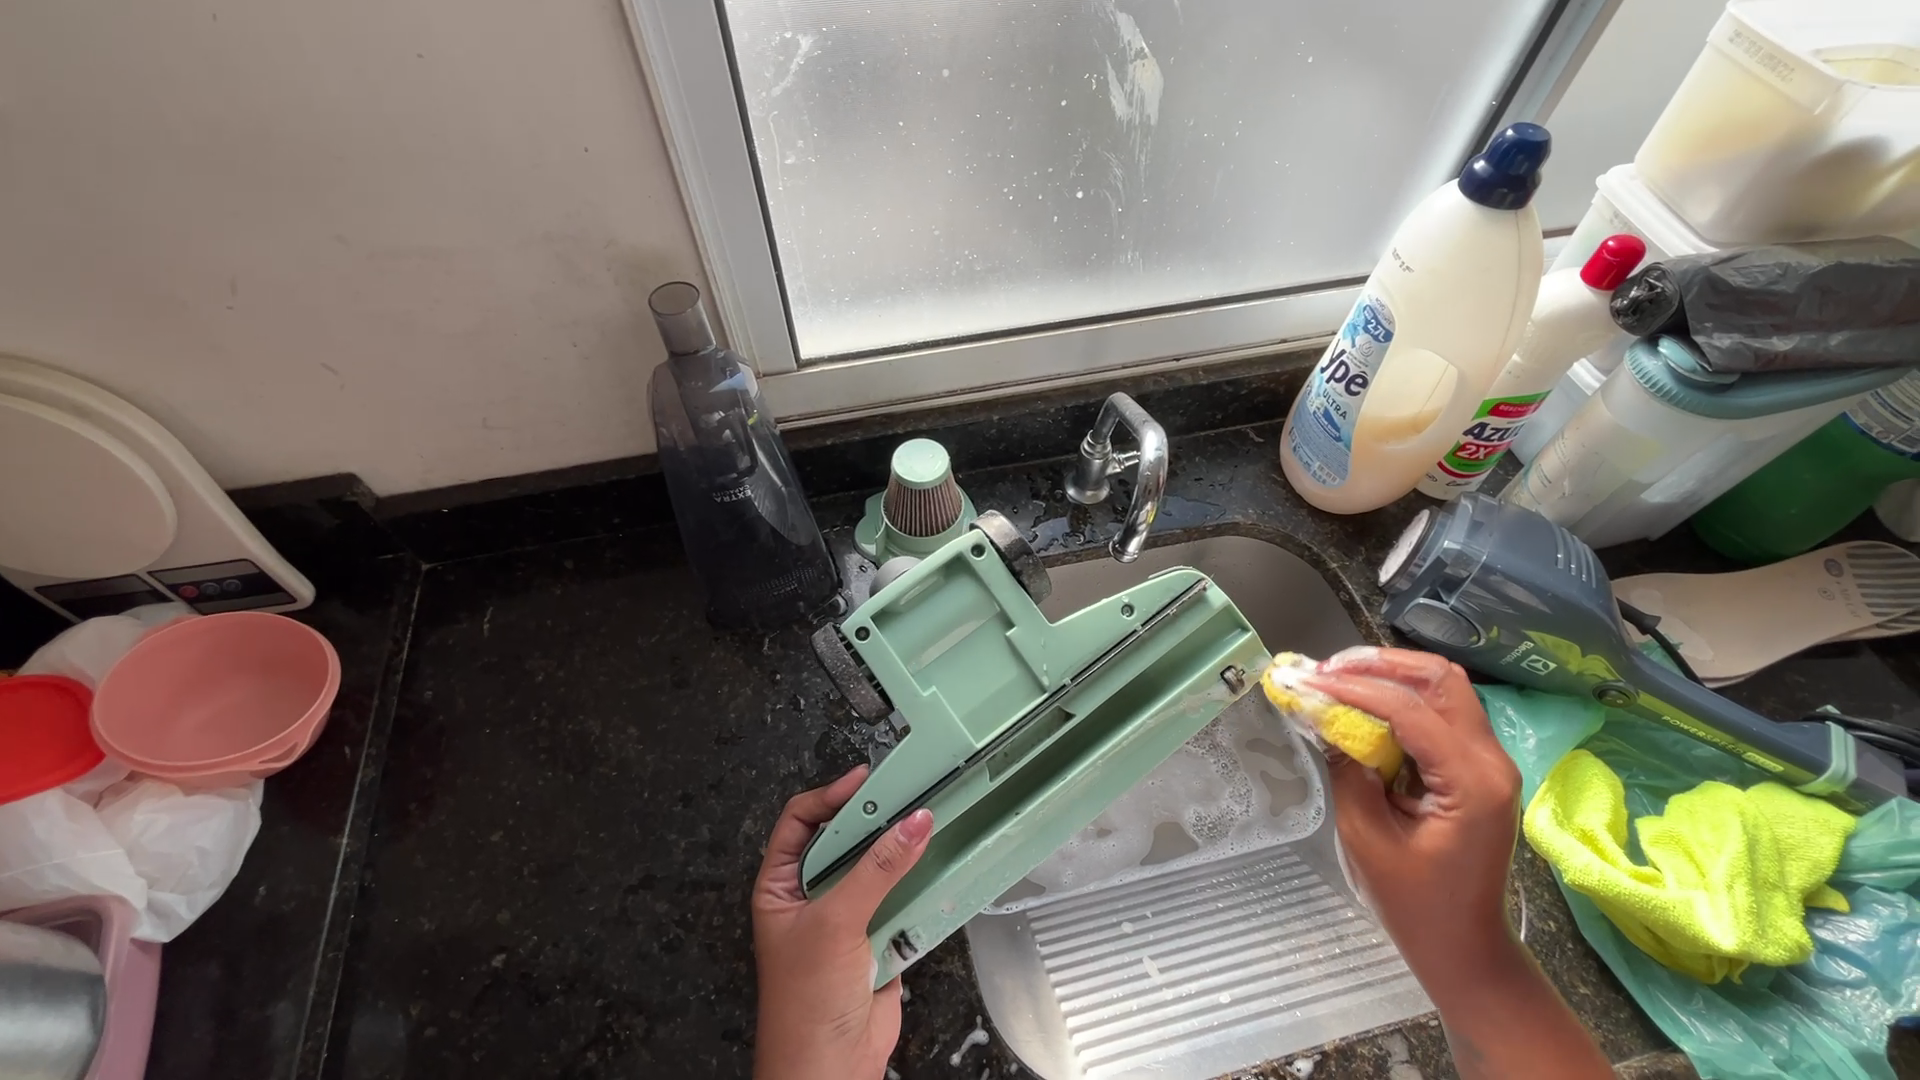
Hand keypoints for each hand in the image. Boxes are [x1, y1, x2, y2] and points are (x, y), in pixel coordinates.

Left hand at [752, 766, 933, 1079]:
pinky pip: (901, 898)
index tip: (867, 780)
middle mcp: (812, 894)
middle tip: (909, 795)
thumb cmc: (807, 1001)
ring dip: (902, 852)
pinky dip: (919, 886)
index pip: (800, 821)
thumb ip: (878, 869)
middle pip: (846, 840)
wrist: (831, 1073)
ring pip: (878, 868)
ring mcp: (848, 915)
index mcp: (781, 884)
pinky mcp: (880, 936)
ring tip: (930, 823)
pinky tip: (939, 866)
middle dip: (876, 820)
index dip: (830, 796)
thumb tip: (915, 821)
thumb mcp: (836, 922)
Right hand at [1304, 648, 1608, 1079]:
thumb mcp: (1367, 835)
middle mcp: (1491, 759)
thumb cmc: (1414, 901)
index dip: (1353, 689)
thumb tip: (1323, 716)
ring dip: (1388, 676)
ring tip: (1336, 680)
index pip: (1409, 709)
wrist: (1463, 944)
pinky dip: (1398, 698)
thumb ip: (1348, 768)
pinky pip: (1439, 712)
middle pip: (1440, 678)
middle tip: (1325, 672)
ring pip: (1442, 688)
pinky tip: (1359, 705)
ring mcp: (1488, 761)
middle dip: (1378, 665)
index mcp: (1471, 781)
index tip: (1306, 683)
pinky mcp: (1474, 766)